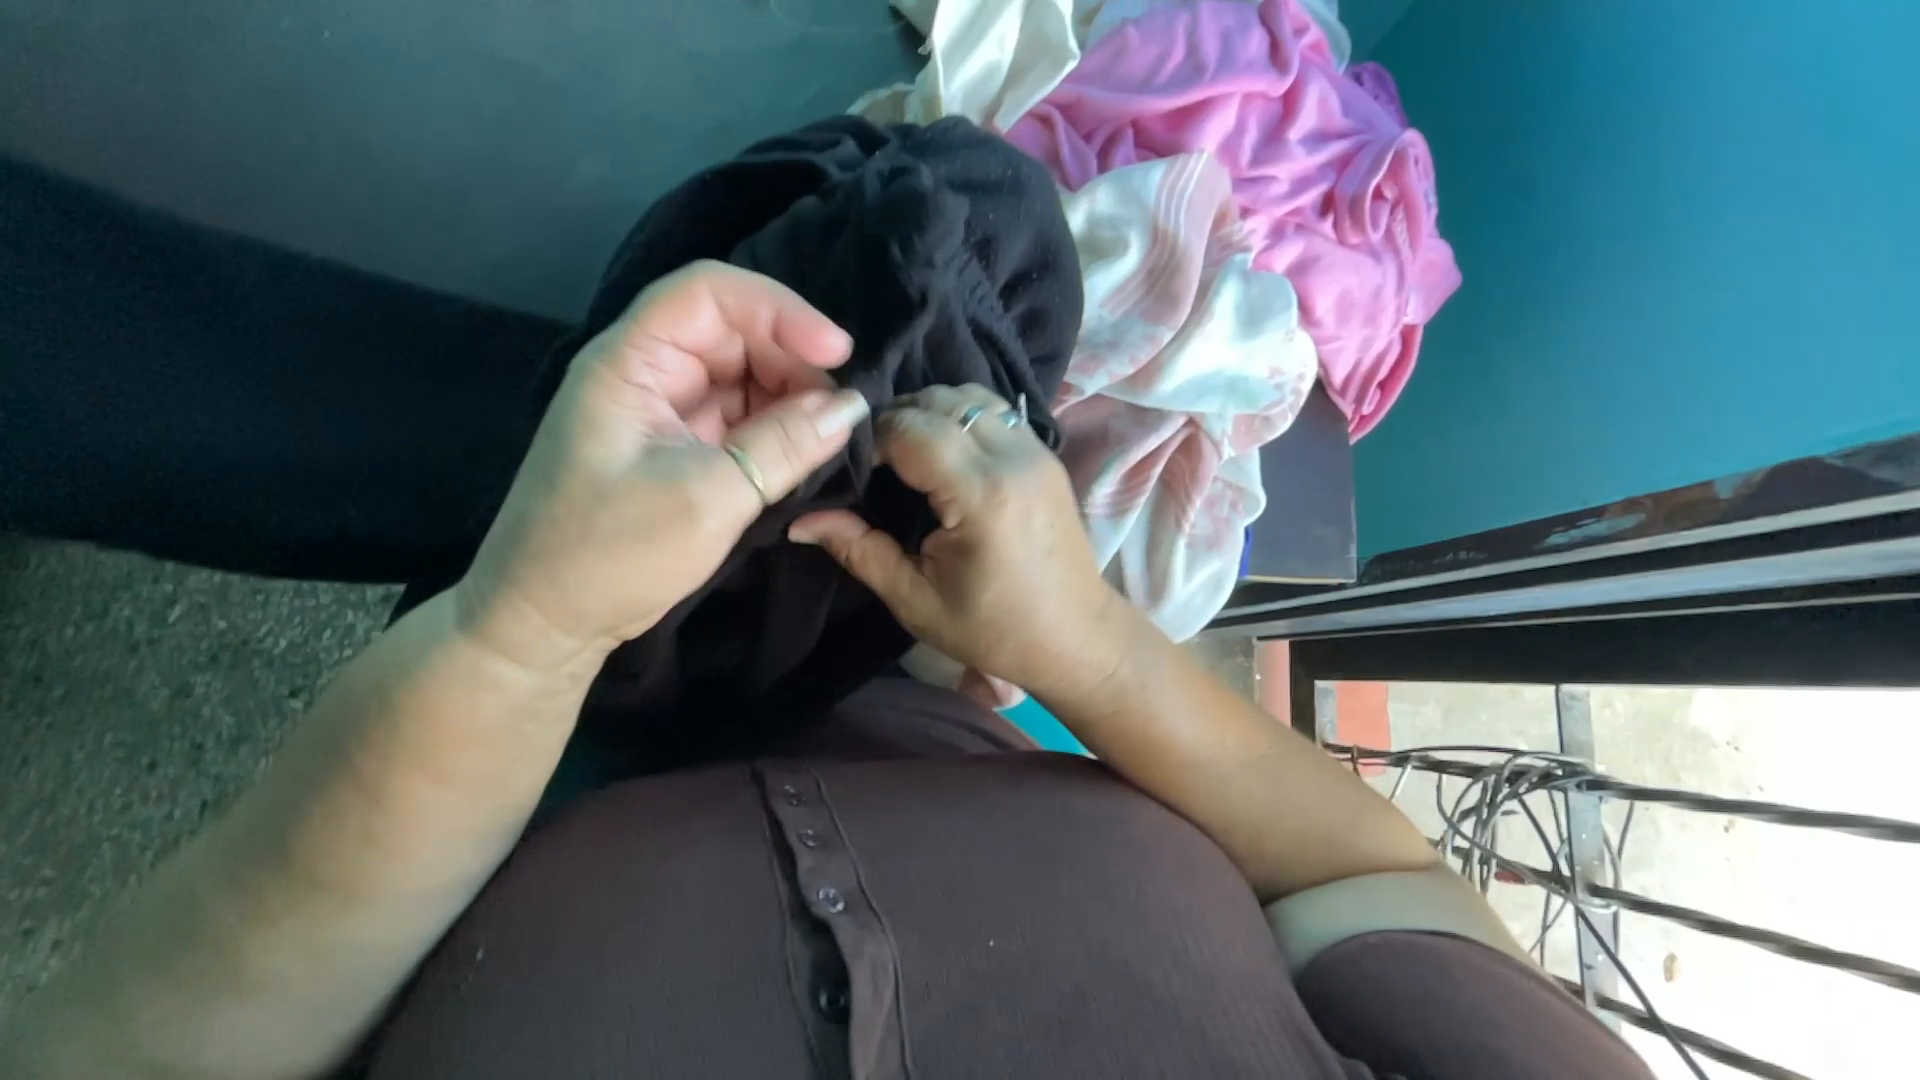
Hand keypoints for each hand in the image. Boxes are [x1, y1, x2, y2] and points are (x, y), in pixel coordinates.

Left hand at [455, 261, 871, 674]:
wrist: (546, 621)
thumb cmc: (610, 555)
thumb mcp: (707, 498)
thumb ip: (783, 446)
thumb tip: (851, 407)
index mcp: (631, 363)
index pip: (709, 294)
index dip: (778, 309)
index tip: (837, 352)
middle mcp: (647, 373)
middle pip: (732, 332)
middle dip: (792, 361)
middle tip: (839, 410)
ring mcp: (664, 410)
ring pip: (742, 376)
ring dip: (790, 398)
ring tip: (828, 436)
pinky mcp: (679, 446)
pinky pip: (739, 418)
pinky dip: (776, 429)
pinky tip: (806, 451)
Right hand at [789, 384, 1136, 702]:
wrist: (1076, 636)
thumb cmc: (995, 629)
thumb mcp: (916, 600)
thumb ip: (860, 550)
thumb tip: (799, 520)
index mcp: (982, 494)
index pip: (909, 429)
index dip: (869, 440)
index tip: (849, 471)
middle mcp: (1014, 456)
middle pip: (938, 400)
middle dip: (895, 419)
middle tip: (871, 463)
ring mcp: (1037, 448)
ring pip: (969, 394)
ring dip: (929, 411)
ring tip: (905, 455)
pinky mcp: (1046, 452)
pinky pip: (994, 409)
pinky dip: (959, 416)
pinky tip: (942, 454)